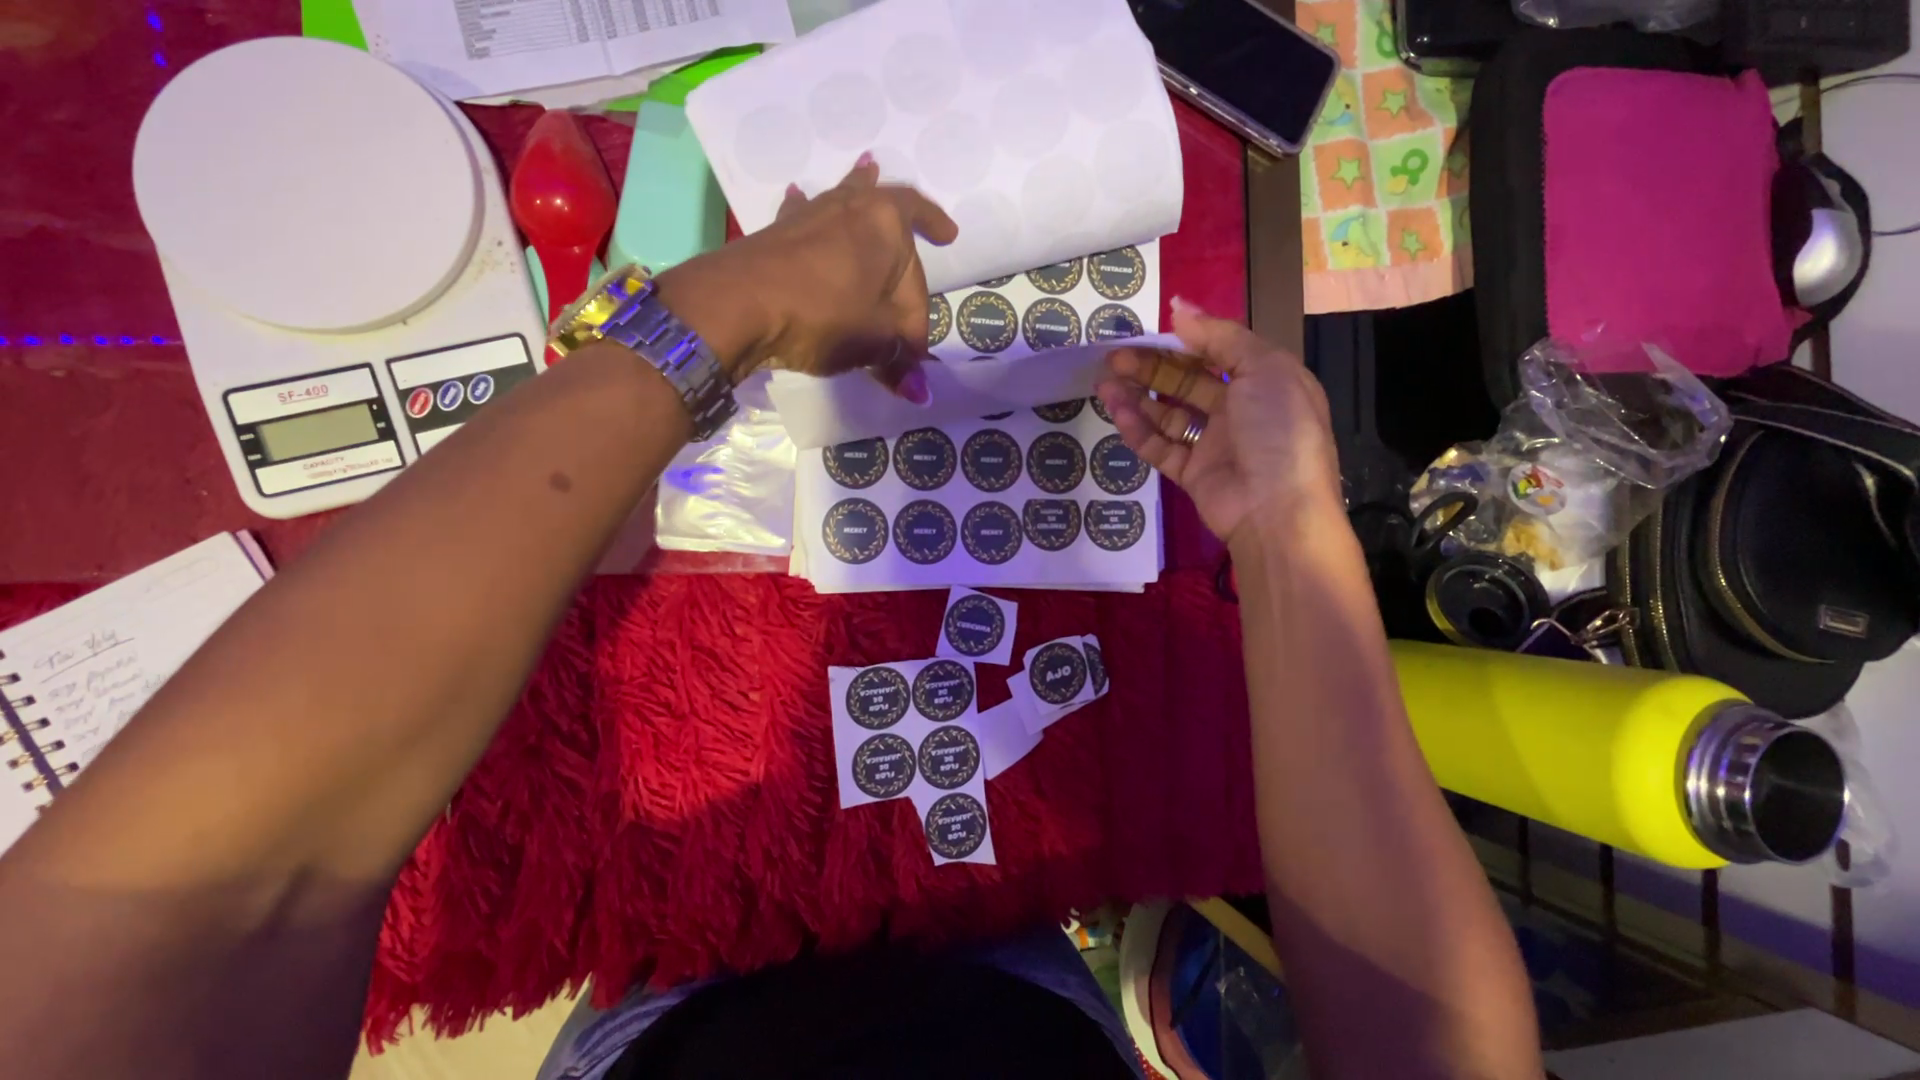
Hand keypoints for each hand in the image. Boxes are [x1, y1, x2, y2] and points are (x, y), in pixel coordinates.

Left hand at [659, 155, 956, 402]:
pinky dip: (809, 210)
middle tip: (938, 227)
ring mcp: (813, 213)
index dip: (917, 321)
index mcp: (889, 224)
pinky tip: (799, 195)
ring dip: (862, 189)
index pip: (917, 282)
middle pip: (891, 216)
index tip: (914, 353)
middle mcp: (854, 207)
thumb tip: (922, 394)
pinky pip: (804, 215)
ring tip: (870, 168)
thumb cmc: (823, 316)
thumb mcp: (872, 343)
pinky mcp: (779, 230)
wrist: (740, 305)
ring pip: (846, 201)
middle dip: (915, 221)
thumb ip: (898, 360)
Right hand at [1094, 299, 1339, 543]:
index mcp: (1266, 380)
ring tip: (1104, 383)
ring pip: (1169, 413)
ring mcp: (1216, 444)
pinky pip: (1161, 446)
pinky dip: (1139, 430)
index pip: (1218, 351)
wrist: (1279, 511)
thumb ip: (1219, 335)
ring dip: (1138, 396)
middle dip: (1151, 367)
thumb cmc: (1278, 430)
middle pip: (1188, 381)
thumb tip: (1178, 306)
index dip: (1183, 340)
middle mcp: (1241, 409)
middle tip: (1114, 357)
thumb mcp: (1263, 367)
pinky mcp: (1194, 474)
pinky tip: (1118, 413)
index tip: (1149, 331)